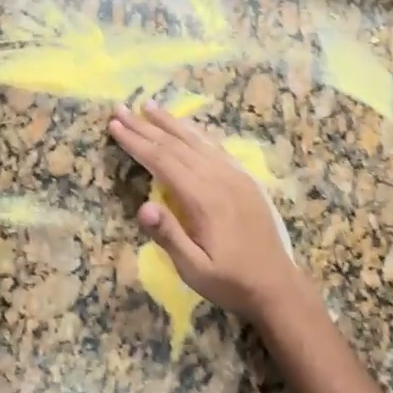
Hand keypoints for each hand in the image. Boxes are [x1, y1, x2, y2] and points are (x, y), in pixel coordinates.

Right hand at [108, 102, 306, 320]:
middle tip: (121, 108)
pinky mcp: (244, 179)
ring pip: (197, 140)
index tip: (114, 125)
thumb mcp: (195, 270)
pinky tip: (186, 126)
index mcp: (204, 198)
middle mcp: (219, 178)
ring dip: (170, 122)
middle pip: (176, 144)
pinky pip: (216, 146)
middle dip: (146, 126)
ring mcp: (234, 175)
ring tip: (149, 106)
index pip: (162, 160)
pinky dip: (195, 132)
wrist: (277, 287)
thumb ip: (169, 237)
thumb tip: (143, 207)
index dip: (136, 142)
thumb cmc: (230, 282)